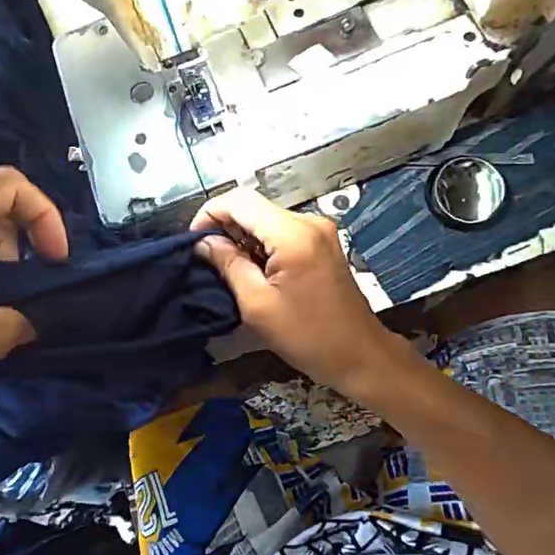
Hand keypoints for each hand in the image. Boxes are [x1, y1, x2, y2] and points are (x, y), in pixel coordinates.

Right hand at [191, 187, 409, 392]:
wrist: (359, 354)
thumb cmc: (308, 336)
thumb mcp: (257, 304)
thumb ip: (228, 265)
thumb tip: (204, 243)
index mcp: (293, 233)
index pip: (239, 200)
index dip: (210, 214)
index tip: (195, 242)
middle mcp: (309, 222)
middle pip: (253, 207)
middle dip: (225, 228)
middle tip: (209, 261)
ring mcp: (319, 231)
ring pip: (265, 220)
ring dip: (243, 239)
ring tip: (230, 271)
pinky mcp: (322, 243)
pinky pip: (281, 232)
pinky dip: (261, 246)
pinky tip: (254, 272)